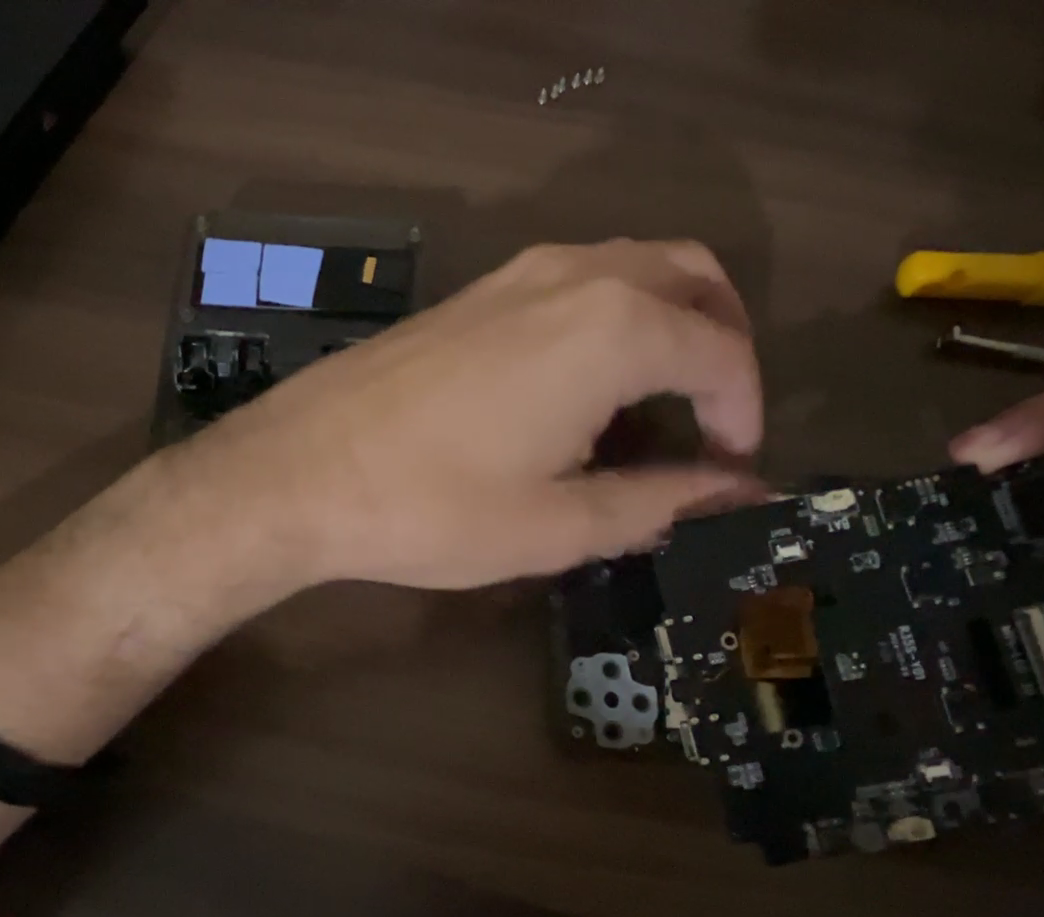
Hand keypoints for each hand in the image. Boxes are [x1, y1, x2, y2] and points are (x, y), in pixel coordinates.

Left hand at [164, 239, 765, 590]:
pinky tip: (587, 387)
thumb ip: (658, 501)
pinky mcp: (476, 291)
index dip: (744, 411)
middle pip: (691, 275)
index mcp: (614, 328)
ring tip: (659, 404)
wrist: (299, 472)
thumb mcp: (558, 524)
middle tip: (717, 417)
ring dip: (669, 320)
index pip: (721, 350)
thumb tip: (732, 492)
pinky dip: (613, 316)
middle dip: (723, 340)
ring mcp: (518, 274)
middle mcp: (577, 275)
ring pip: (633, 266)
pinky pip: (577, 280)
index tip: (733, 469)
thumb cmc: (433, 507)